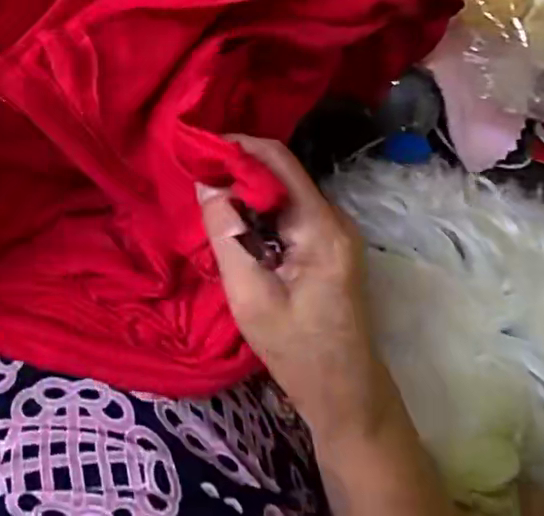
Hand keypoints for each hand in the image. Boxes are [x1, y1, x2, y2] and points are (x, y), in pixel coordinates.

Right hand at [197, 135, 384, 436]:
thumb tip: (206, 183)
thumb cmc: (298, 351)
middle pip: (279, 169)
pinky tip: (234, 223)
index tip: (196, 154)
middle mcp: (334, 217)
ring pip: (281, 187)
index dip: (234, 148)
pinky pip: (286, 207)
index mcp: (321, 227)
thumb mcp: (249, 295)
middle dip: (235, 167)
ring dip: (244, 188)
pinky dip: (257, 206)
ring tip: (208, 198)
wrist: (348, 397)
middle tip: (195, 178)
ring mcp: (334, 229)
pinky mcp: (327, 242)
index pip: (276, 159)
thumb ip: (226, 234)